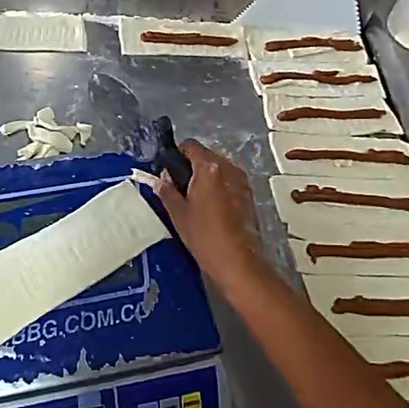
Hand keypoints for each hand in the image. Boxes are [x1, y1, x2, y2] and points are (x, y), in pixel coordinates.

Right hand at [153, 140, 272, 291]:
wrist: (236, 260)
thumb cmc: (204, 235)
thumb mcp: (178, 214)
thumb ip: (167, 191)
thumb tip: (159, 179)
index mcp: (209, 167)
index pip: (190, 146)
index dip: (177, 154)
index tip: (169, 169)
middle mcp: (229, 167)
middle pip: (206, 156)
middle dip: (192, 167)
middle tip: (178, 187)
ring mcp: (242, 181)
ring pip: (219, 169)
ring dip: (206, 177)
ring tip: (194, 199)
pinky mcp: (249, 195)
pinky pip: (229, 182)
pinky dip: (219, 188)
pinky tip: (211, 208)